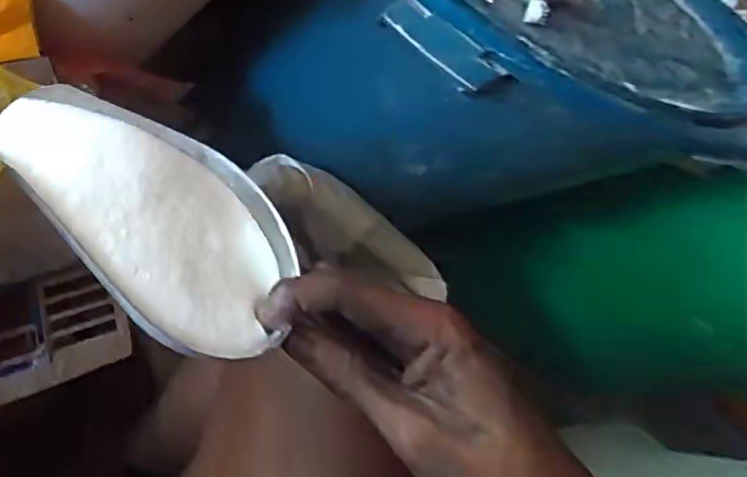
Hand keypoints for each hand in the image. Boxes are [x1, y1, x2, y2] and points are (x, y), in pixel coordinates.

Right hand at [258, 267, 587, 476]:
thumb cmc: (485, 469)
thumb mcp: (408, 428)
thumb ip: (342, 372)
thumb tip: (280, 329)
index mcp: (431, 322)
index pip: (348, 288)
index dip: (299, 291)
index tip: (262, 309)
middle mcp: (428, 313)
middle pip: (350, 287)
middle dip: (304, 295)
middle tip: (263, 312)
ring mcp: (428, 331)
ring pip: (356, 305)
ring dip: (316, 312)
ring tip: (276, 320)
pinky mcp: (426, 352)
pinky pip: (370, 329)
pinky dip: (336, 331)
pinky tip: (309, 336)